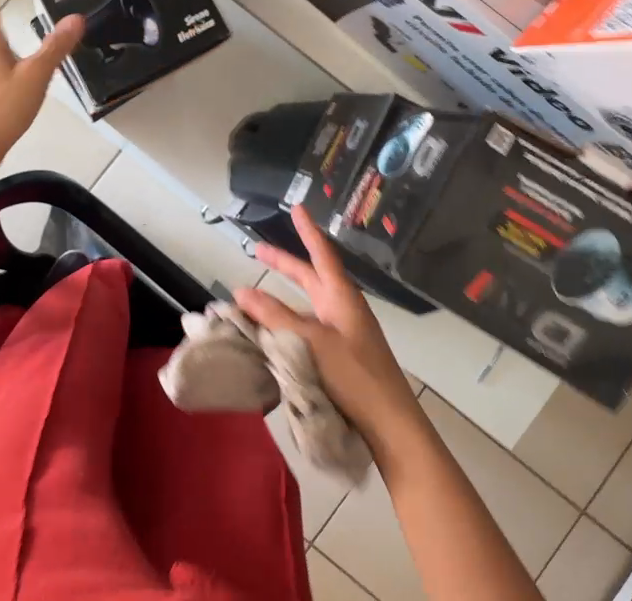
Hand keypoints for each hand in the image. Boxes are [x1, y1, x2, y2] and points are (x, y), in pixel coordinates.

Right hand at [235, 206, 421, 443]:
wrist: (390, 425)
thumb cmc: (355, 376)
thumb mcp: (311, 343)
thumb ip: (275, 317)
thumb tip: (241, 291)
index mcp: (342, 298)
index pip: (321, 255)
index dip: (307, 231)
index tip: (296, 207)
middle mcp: (343, 310)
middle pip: (312, 278)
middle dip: (285, 264)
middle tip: (258, 251)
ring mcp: (343, 333)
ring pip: (308, 306)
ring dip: (283, 298)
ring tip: (254, 299)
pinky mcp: (340, 356)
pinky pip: (308, 329)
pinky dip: (288, 324)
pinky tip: (272, 334)